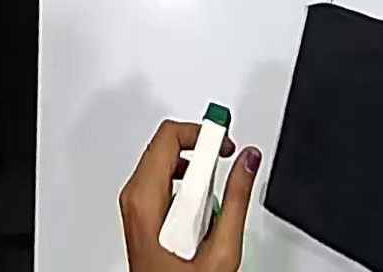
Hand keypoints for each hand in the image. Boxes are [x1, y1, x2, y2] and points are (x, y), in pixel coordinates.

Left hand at [121, 120, 262, 271]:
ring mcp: (136, 208)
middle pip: (166, 144)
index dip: (202, 131)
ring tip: (217, 194)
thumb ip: (237, 198)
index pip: (170, 135)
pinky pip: (163, 180)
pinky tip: (204, 210)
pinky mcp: (142, 216)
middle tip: (226, 161)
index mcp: (145, 199)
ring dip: (195, 169)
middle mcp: (134, 198)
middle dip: (201, 149)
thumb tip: (248, 159)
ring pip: (165, 161)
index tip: (226, 140)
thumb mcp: (221, 252)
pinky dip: (186, 184)